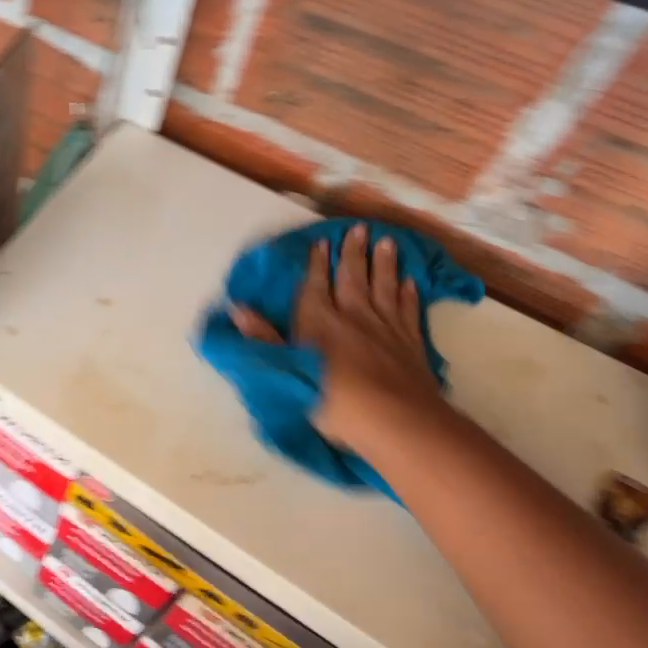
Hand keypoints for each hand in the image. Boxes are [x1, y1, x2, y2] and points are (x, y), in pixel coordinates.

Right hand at [230, 224, 447, 449]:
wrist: (394, 419)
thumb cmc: (332, 398)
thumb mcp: (287, 368)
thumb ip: (263, 336)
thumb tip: (236, 307)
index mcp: (318, 320)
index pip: (316, 284)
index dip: (318, 263)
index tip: (322, 242)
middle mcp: (352, 314)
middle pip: (352, 276)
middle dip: (353, 252)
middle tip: (359, 228)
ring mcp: (385, 326)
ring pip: (383, 286)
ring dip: (383, 263)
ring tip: (386, 242)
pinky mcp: (411, 342)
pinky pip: (408, 310)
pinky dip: (408, 294)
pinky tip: (410, 282)